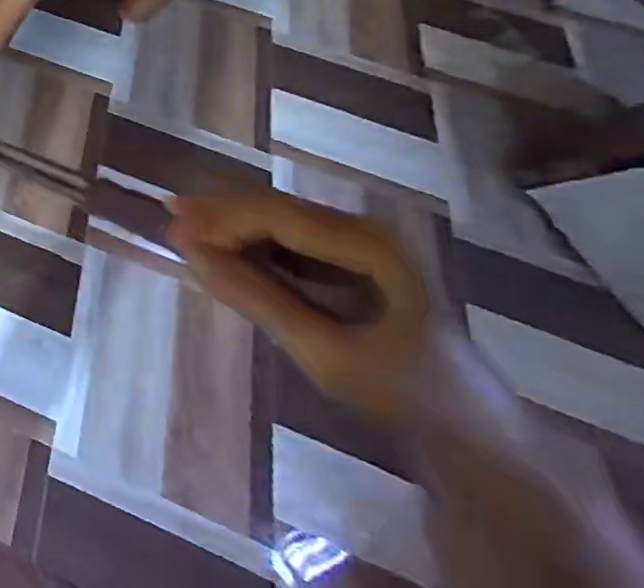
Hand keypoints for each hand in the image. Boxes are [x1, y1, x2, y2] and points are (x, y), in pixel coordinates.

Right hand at [167, 189, 453, 423]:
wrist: (473, 435)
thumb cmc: (402, 395)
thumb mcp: (322, 353)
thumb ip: (257, 298)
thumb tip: (193, 254)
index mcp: (369, 246)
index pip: (277, 216)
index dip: (222, 217)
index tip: (175, 227)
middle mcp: (365, 231)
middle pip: (277, 208)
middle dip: (221, 213)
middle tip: (169, 218)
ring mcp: (363, 244)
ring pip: (280, 219)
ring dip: (233, 225)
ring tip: (185, 228)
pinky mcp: (355, 262)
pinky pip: (292, 240)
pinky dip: (254, 242)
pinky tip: (224, 246)